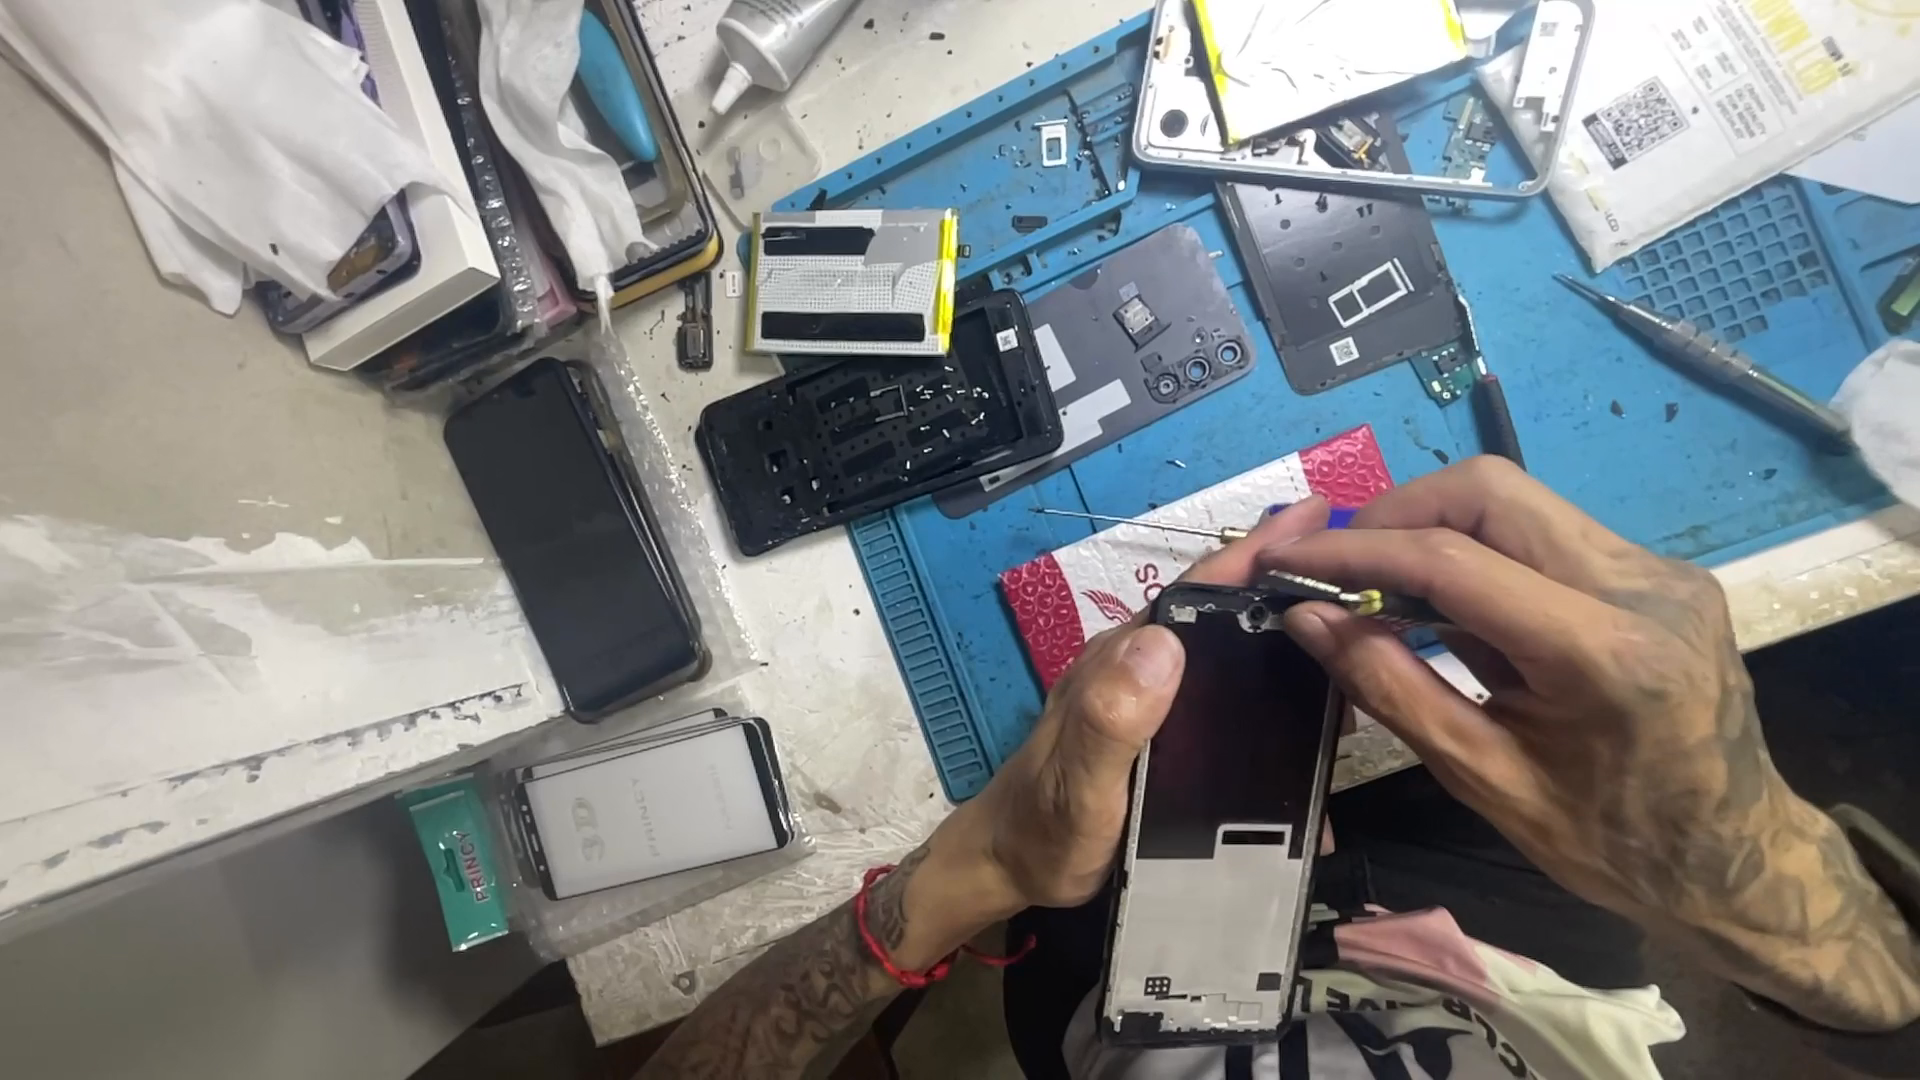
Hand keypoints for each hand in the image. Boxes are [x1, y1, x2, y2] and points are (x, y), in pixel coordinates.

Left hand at [952, 498, 1334, 909]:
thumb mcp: (1077, 778)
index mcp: (1121, 660)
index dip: (1252, 553)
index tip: (1315, 517)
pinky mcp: (1159, 735)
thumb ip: (1110, 714)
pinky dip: (1267, 707)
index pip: (1193, 593)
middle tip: (1362, 595)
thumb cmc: (1044, 826)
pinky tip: (1307, 729)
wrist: (1013, 865)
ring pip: (1228, 662)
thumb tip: (1163, 639)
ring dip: (1285, 655)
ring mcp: (1149, 701)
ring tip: (1354, 662)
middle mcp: (1138, 668)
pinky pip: (1223, 708)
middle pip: (1220, 621)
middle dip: (1286, 596)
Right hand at [1259, 457, 1919, 1031]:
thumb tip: (1304, 615)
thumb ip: (1386, 686)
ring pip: (1508, 496)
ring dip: (1423, 523)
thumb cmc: (1604, 839)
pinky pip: (1530, 524)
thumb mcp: (1477, 775)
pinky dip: (1461, 542)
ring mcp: (1653, 569)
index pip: (1451, 560)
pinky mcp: (1646, 569)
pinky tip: (1433, 593)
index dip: (1353, 551)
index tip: (1287, 559)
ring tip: (1373, 579)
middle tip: (1336, 565)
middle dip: (1391, 514)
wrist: (1737, 861)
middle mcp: (1641, 587)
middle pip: (1487, 490)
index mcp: (1603, 654)